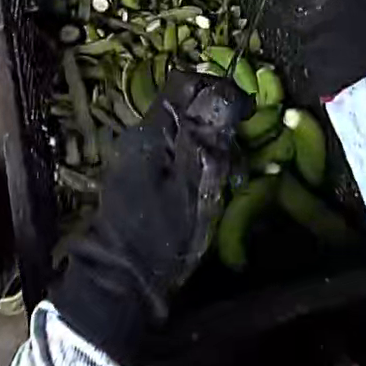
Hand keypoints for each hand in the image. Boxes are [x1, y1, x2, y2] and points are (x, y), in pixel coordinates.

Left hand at [50, 71, 245, 365]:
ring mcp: (139, 155)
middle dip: (218, 118)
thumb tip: (225, 90)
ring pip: (183, 129)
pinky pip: (175, 151)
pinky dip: (198, 159)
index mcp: (153, 129)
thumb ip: (207, 135)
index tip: (245, 112)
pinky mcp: (140, 176)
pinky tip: (212, 184)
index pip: (186, 82)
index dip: (219, 88)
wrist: (119, 283)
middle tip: (243, 148)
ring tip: (234, 171)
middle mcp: (142, 134)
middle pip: (185, 104)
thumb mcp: (193, 182)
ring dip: (211, 141)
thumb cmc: (161, 233)